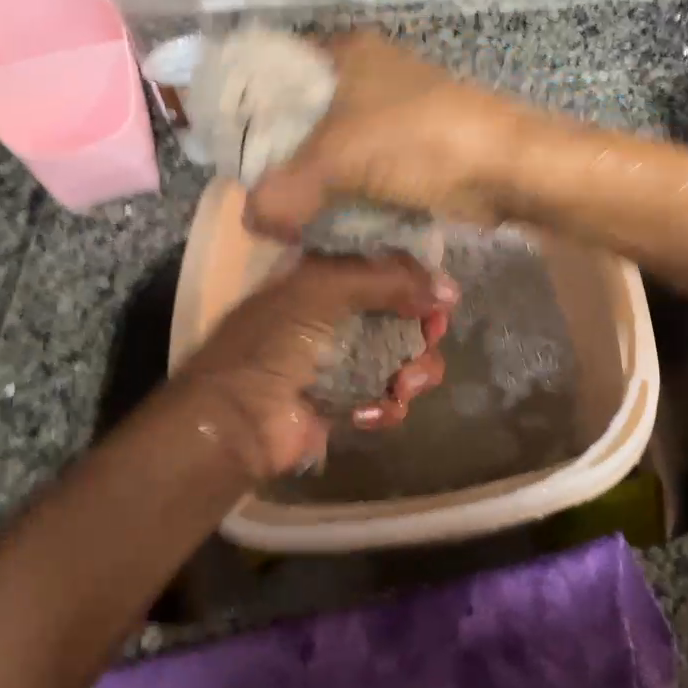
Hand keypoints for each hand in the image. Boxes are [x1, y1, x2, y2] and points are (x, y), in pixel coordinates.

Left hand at [172, 252, 456, 479]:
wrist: (236, 420)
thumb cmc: (275, 341)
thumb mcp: (326, 290)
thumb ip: (390, 281)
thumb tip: (451, 290)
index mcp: (328, 278)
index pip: (388, 266)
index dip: (419, 278)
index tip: (442, 296)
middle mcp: (342, 314)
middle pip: (408, 313)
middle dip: (425, 329)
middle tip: (428, 338)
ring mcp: (349, 360)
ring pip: (408, 358)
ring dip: (416, 372)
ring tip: (402, 386)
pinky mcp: (352, 402)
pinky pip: (391, 400)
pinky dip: (388, 407)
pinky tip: (368, 414)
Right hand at [244, 32, 536, 238]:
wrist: (509, 167)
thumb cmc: (421, 142)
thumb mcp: (339, 159)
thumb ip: (284, 190)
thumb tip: (252, 220)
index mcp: (344, 53)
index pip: (272, 72)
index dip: (243, 112)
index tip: (222, 154)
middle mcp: (366, 75)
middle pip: (301, 116)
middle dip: (278, 158)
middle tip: (251, 198)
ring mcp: (393, 113)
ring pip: (333, 149)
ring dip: (313, 183)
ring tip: (281, 218)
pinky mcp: (413, 150)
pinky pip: (363, 173)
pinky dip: (345, 196)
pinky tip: (322, 223)